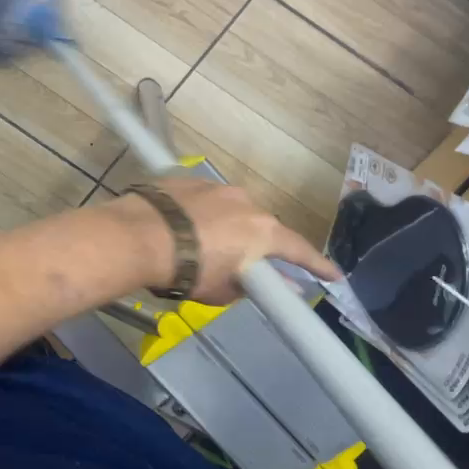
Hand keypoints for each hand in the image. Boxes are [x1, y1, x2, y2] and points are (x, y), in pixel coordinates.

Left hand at [117, 179, 340, 304]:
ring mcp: (211, 186)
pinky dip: (197, 211)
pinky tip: (184, 224)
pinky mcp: (181, 178)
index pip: (299, 250)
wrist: (135, 236)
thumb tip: (279, 285)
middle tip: (248, 259)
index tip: (333, 275)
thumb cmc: (185, 269)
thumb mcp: (223, 290)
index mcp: (263, 231)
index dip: (316, 265)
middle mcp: (244, 201)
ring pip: (228, 208)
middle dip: (257, 242)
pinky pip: (199, 199)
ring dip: (224, 223)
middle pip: (260, 225)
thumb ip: (253, 285)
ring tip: (206, 241)